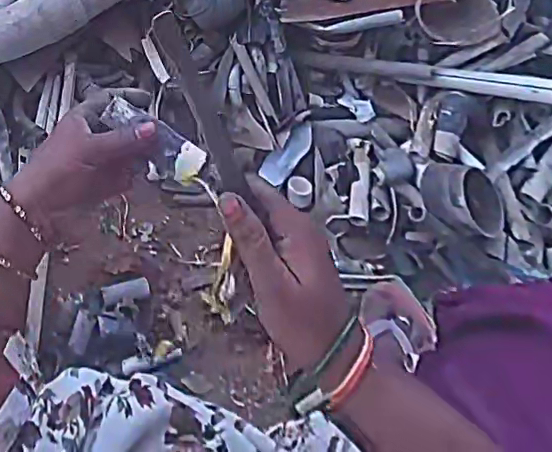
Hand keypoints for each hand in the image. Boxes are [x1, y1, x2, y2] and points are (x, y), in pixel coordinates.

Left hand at [8, 109, 156, 219]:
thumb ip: (123, 139)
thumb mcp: (91, 149)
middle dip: (141, 131)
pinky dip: (135, 175)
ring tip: (159, 156)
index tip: (148, 99)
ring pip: (126, 152)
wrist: (38, 211)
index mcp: (82, 120)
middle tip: (162, 134)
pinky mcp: (101, 183)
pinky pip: (124, 174)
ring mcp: (97, 160)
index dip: (127, 97)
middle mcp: (91, 137)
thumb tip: (152, 127)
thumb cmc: (55, 170)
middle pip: (122, 128)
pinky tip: (145, 175)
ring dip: (141, 154)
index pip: (108, 101)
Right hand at [221, 176, 352, 373]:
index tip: (215, 211)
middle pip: (259, 206)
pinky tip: (253, 275)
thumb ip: (249, 237)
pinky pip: (271, 242)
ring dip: (246, 240)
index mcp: (296, 226)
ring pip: (262, 225)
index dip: (233, 194)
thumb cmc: (303, 325)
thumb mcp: (270, 281)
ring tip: (240, 267)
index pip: (258, 188)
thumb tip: (228, 197)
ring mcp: (304, 242)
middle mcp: (303, 227)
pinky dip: (257, 253)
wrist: (337, 362)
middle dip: (238, 223)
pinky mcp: (302, 257)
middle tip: (230, 253)